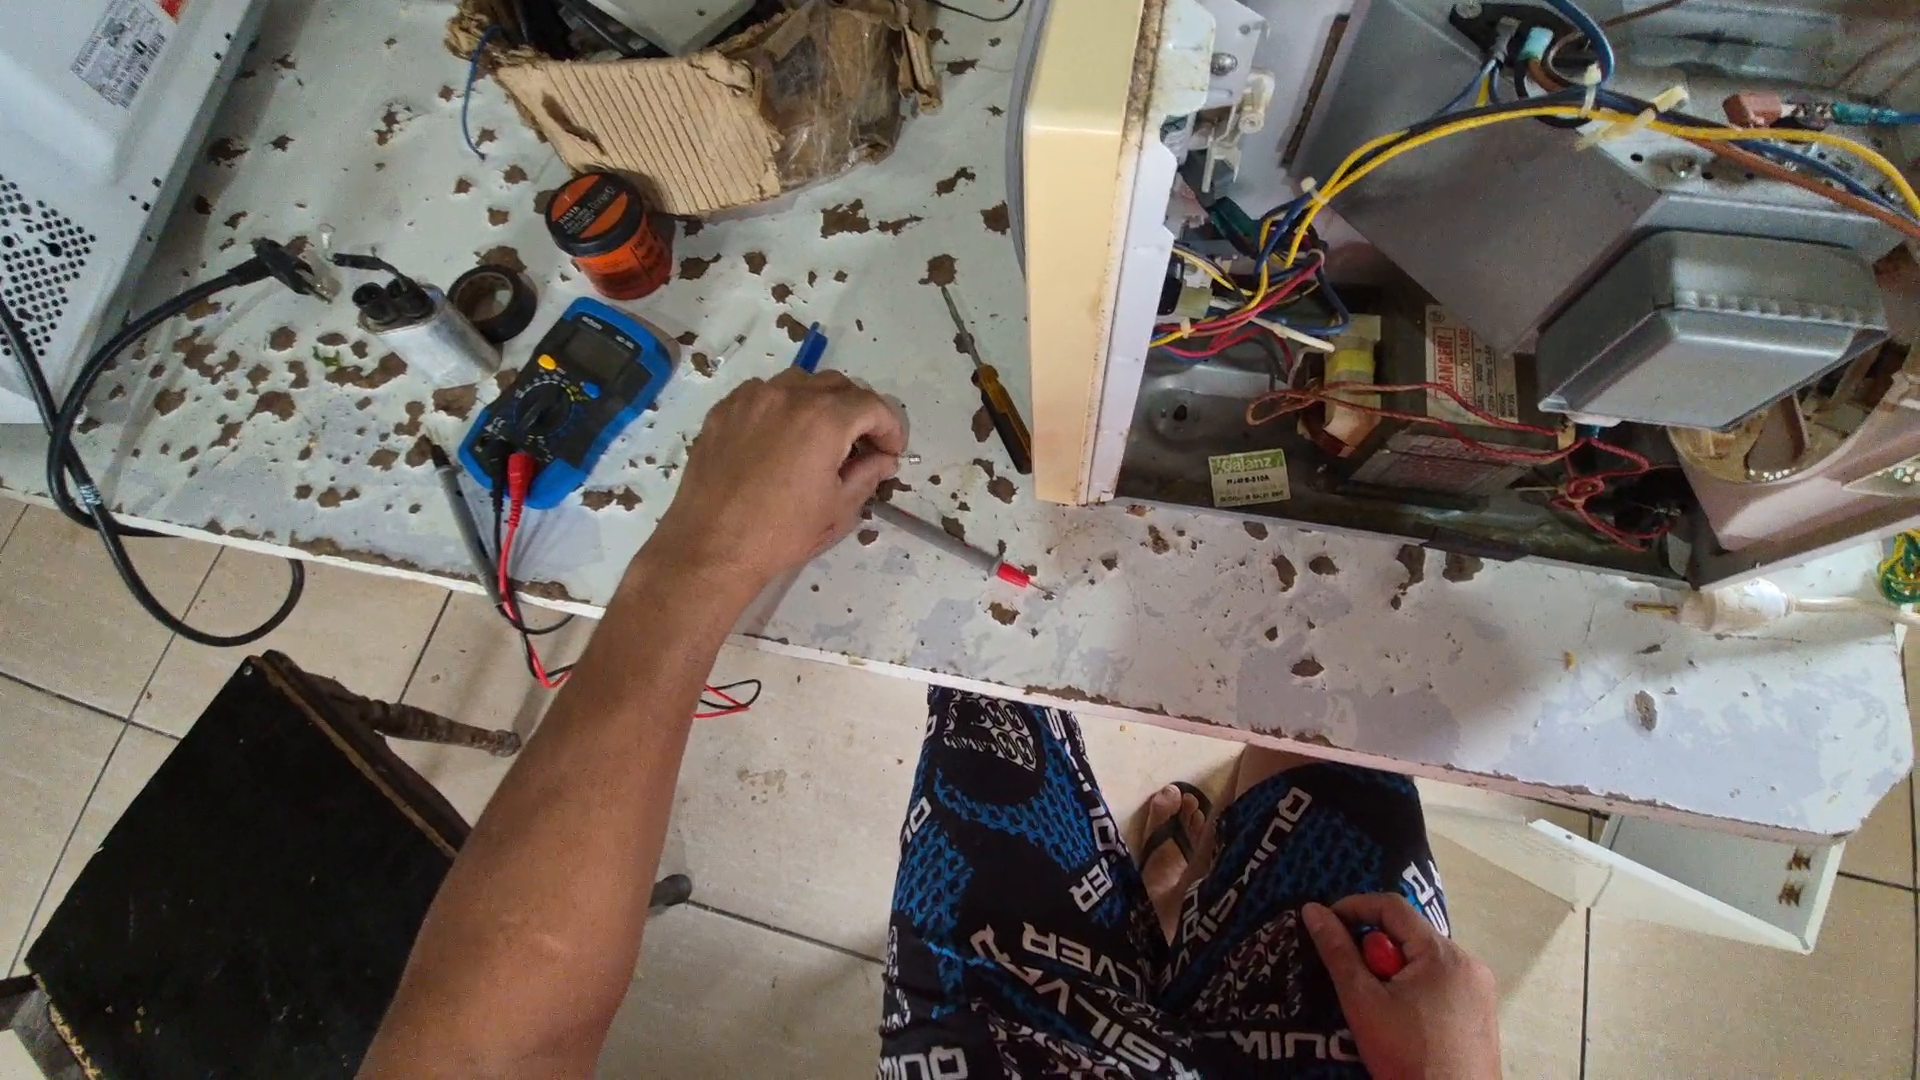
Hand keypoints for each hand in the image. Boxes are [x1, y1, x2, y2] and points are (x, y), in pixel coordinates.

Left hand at [644, 369, 905, 588]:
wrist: (712, 548)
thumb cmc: (782, 534)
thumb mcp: (839, 509)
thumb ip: (868, 474)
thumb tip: (883, 459)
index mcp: (824, 420)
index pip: (872, 405)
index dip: (891, 427)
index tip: (892, 452)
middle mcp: (788, 396)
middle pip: (838, 386)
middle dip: (859, 412)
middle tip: (863, 447)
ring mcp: (751, 399)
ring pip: (800, 383)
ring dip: (821, 403)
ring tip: (822, 439)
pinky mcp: (724, 411)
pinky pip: (764, 394)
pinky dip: (784, 407)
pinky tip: (782, 439)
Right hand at [1302, 895, 1501, 1079]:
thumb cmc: (1407, 1058)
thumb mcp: (1362, 1000)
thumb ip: (1337, 950)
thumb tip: (1312, 909)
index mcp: (1444, 955)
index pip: (1392, 907)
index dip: (1354, 907)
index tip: (1328, 926)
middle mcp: (1469, 964)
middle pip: (1408, 932)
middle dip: (1374, 946)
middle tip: (1354, 975)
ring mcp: (1480, 990)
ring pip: (1421, 957)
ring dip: (1392, 968)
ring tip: (1377, 1001)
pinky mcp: (1481, 1013)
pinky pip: (1438, 979)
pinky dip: (1413, 985)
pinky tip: (1403, 1018)